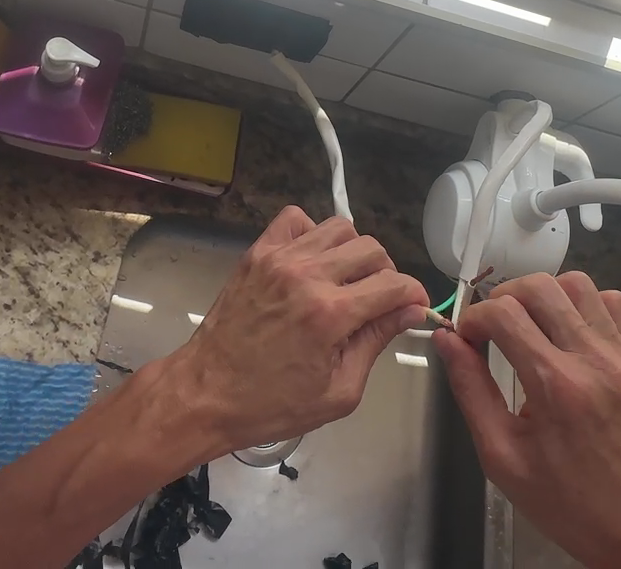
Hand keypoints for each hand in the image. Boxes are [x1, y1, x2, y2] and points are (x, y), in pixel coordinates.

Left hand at [155, 206, 428, 453]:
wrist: (206, 392)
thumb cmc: (273, 403)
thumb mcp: (339, 391)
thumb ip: (377, 342)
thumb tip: (411, 311)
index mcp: (331, 314)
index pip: (394, 283)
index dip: (413, 294)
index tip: (413, 306)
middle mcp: (308, 275)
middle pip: (371, 249)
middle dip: (386, 274)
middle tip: (377, 300)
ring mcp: (280, 257)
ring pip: (339, 227)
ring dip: (352, 251)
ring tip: (345, 280)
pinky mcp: (258, 251)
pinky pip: (296, 217)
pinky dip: (312, 232)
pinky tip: (312, 261)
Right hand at [433, 273, 620, 568]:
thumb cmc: (565, 501)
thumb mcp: (501, 456)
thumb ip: (470, 389)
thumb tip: (445, 339)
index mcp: (555, 386)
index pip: (503, 313)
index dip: (473, 319)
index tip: (467, 340)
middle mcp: (591, 359)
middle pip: (538, 287)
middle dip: (503, 298)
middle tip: (493, 329)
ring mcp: (620, 355)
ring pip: (576, 283)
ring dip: (543, 295)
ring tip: (529, 324)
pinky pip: (611, 301)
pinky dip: (583, 303)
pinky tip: (567, 330)